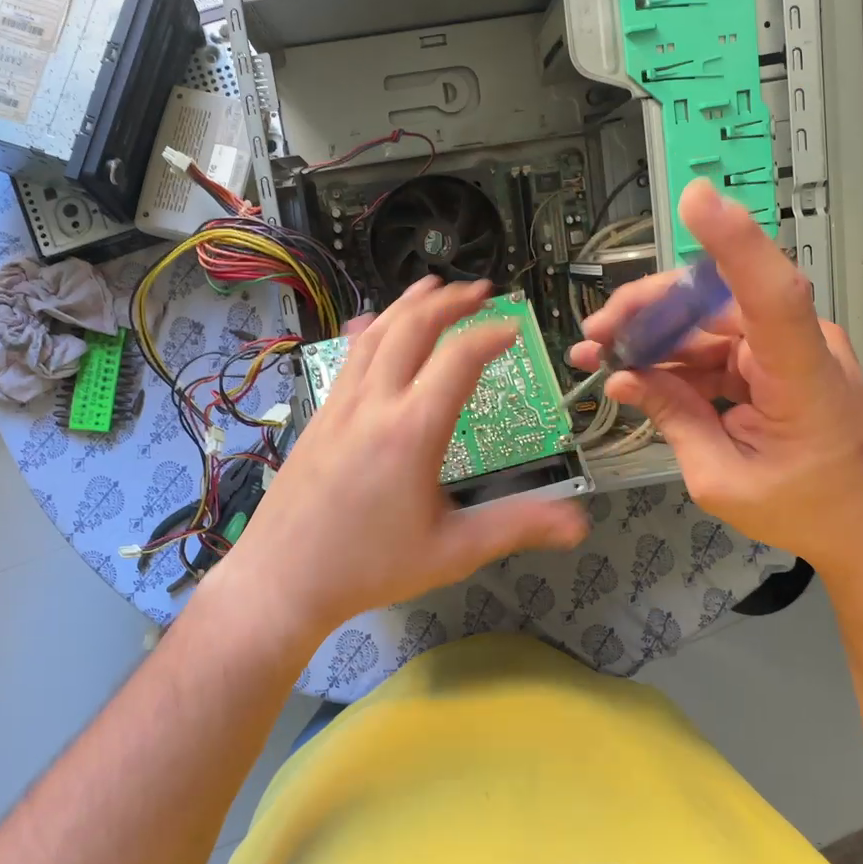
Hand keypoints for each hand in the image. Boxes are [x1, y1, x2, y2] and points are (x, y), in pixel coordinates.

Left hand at [223, 277, 588, 633]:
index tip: (515, 326)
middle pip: (412, 329)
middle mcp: (374, 404)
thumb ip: (515, 527)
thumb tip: (579, 525)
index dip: (491, 334)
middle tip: (481, 290)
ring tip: (433, 286)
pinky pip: (349, 357)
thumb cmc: (371, 567)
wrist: (283, 578)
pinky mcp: (319, 416)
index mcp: (412, 431)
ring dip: (408, 304)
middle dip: (450, 302)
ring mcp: (339, 406)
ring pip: (375, 334)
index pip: (458, 359)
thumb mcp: (451, 552)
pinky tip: (374, 326)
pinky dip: (372, 330)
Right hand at [570, 178, 862, 572]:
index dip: (734, 243)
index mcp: (802, 377)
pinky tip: (634, 371)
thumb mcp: (723, 479)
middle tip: (593, 336)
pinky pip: (717, 349)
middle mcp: (798, 346)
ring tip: (598, 355)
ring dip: (651, 337)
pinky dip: (675, 359)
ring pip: (707, 324)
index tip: (695, 199)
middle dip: (646, 313)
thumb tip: (623, 380)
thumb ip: (673, 421)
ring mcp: (786, 350)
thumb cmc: (808, 511)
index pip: (773, 293)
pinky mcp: (776, 362)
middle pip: (715, 304)